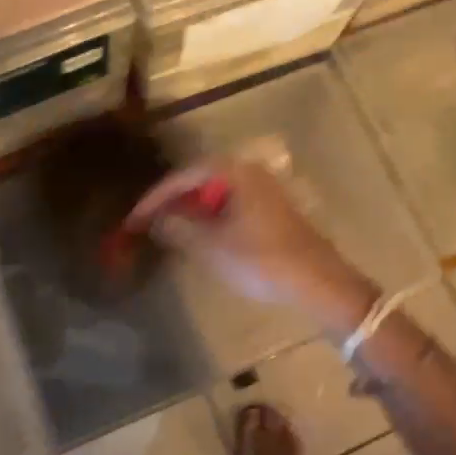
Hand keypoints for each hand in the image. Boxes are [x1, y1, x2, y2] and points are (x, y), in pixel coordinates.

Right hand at [128, 161, 377, 336]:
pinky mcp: (273, 208)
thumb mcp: (213, 247)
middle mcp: (249, 170)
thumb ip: (180, 228)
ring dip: (193, 208)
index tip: (134, 217)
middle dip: (173, 199)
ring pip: (217, 192)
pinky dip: (212, 215)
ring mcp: (264, 188)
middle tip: (149, 221)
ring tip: (171, 230)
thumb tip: (156, 218)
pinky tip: (203, 236)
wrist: (321, 284)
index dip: (155, 197)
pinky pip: (232, 203)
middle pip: (201, 178)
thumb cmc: (263, 260)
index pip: (184, 175)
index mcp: (234, 171)